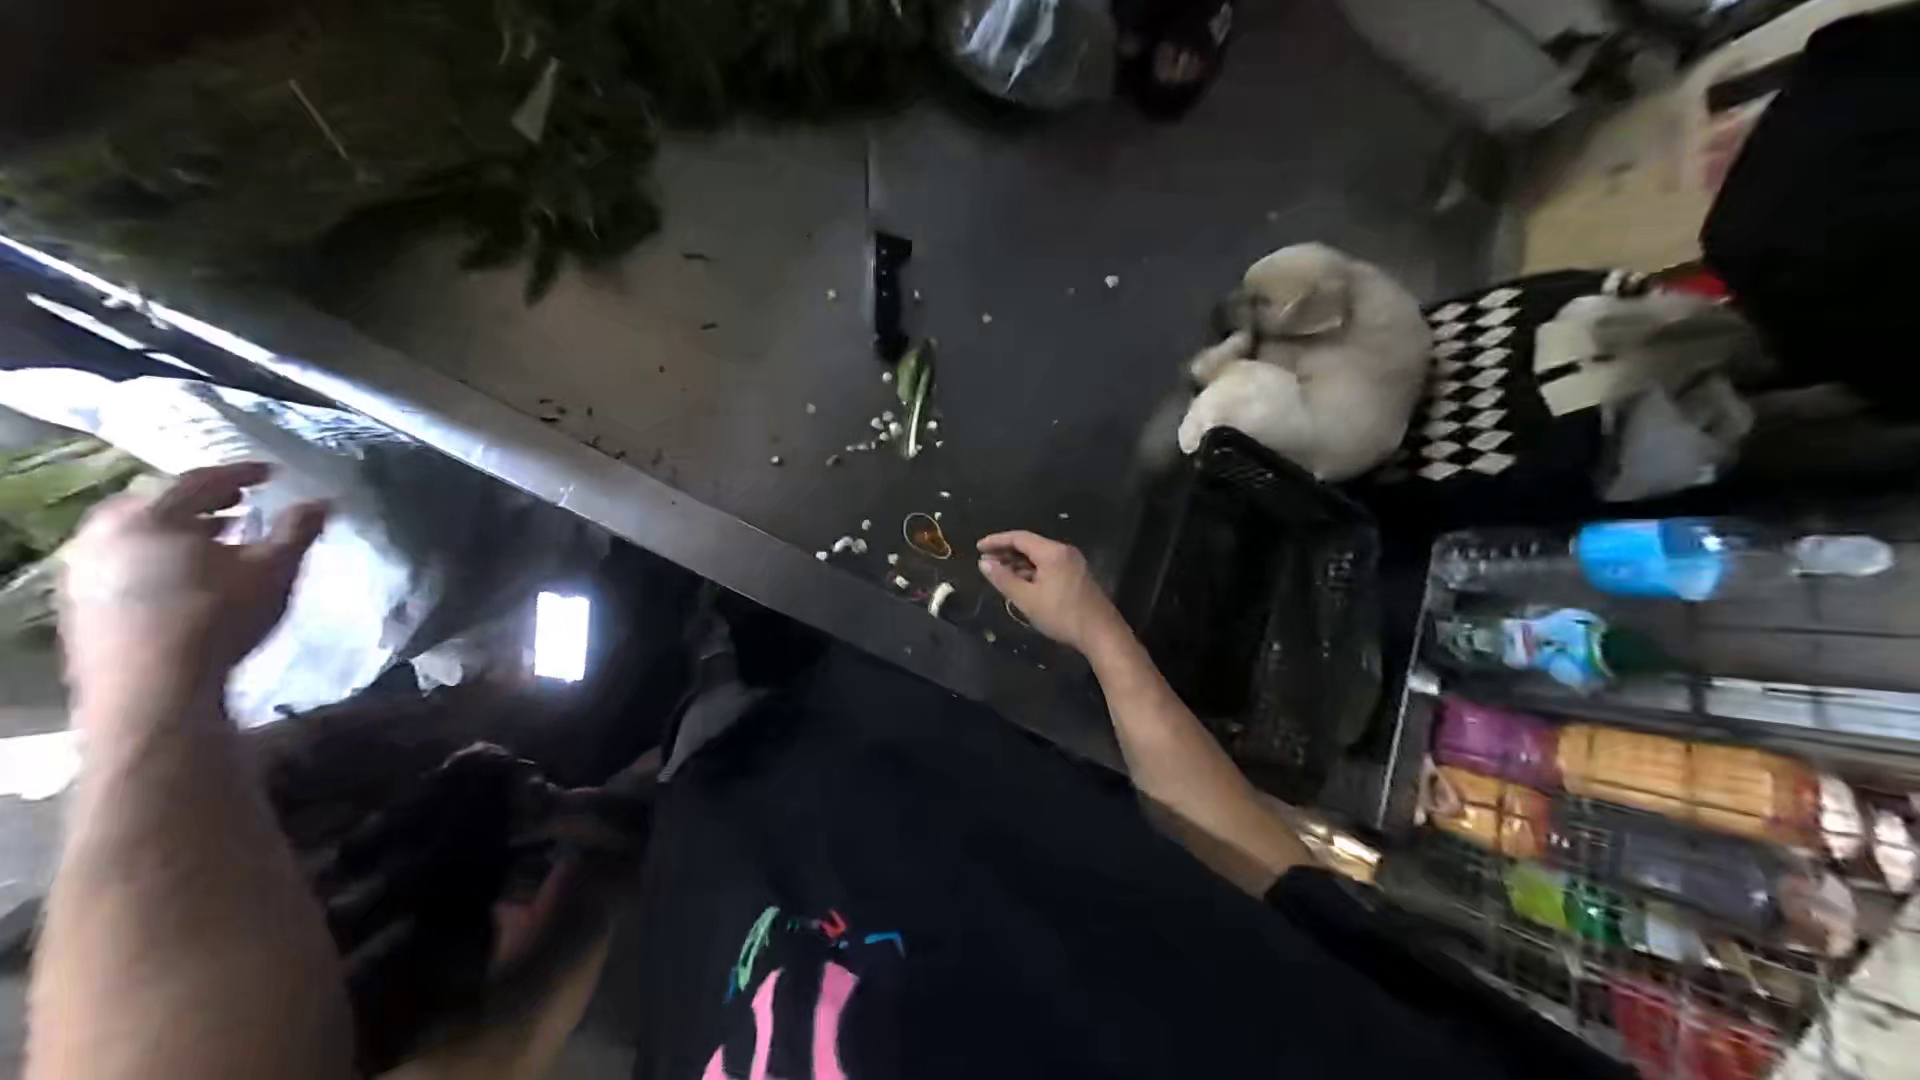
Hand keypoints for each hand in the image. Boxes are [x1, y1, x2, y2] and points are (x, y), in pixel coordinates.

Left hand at [59, 462, 327, 712]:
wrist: (154, 687)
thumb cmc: (221, 617)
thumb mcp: (276, 569)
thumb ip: (299, 529)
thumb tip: (323, 501)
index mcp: (152, 516)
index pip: (200, 479)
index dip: (241, 472)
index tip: (273, 473)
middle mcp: (105, 532)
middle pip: (161, 502)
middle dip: (207, 499)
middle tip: (244, 502)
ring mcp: (86, 566)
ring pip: (141, 531)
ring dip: (184, 527)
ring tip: (222, 537)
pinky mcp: (83, 597)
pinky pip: (127, 556)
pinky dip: (162, 551)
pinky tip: (193, 570)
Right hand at [976, 531, 1128, 655]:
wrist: (1101, 633)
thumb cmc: (1062, 615)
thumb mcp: (1027, 599)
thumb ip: (1003, 579)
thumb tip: (984, 563)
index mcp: (1052, 552)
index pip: (1019, 538)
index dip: (996, 541)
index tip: (978, 547)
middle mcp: (1064, 552)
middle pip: (1029, 545)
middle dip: (1006, 552)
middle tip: (985, 561)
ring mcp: (1072, 563)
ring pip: (1039, 556)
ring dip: (1018, 562)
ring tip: (998, 572)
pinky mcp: (1076, 575)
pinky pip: (1048, 565)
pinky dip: (1031, 570)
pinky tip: (1020, 582)